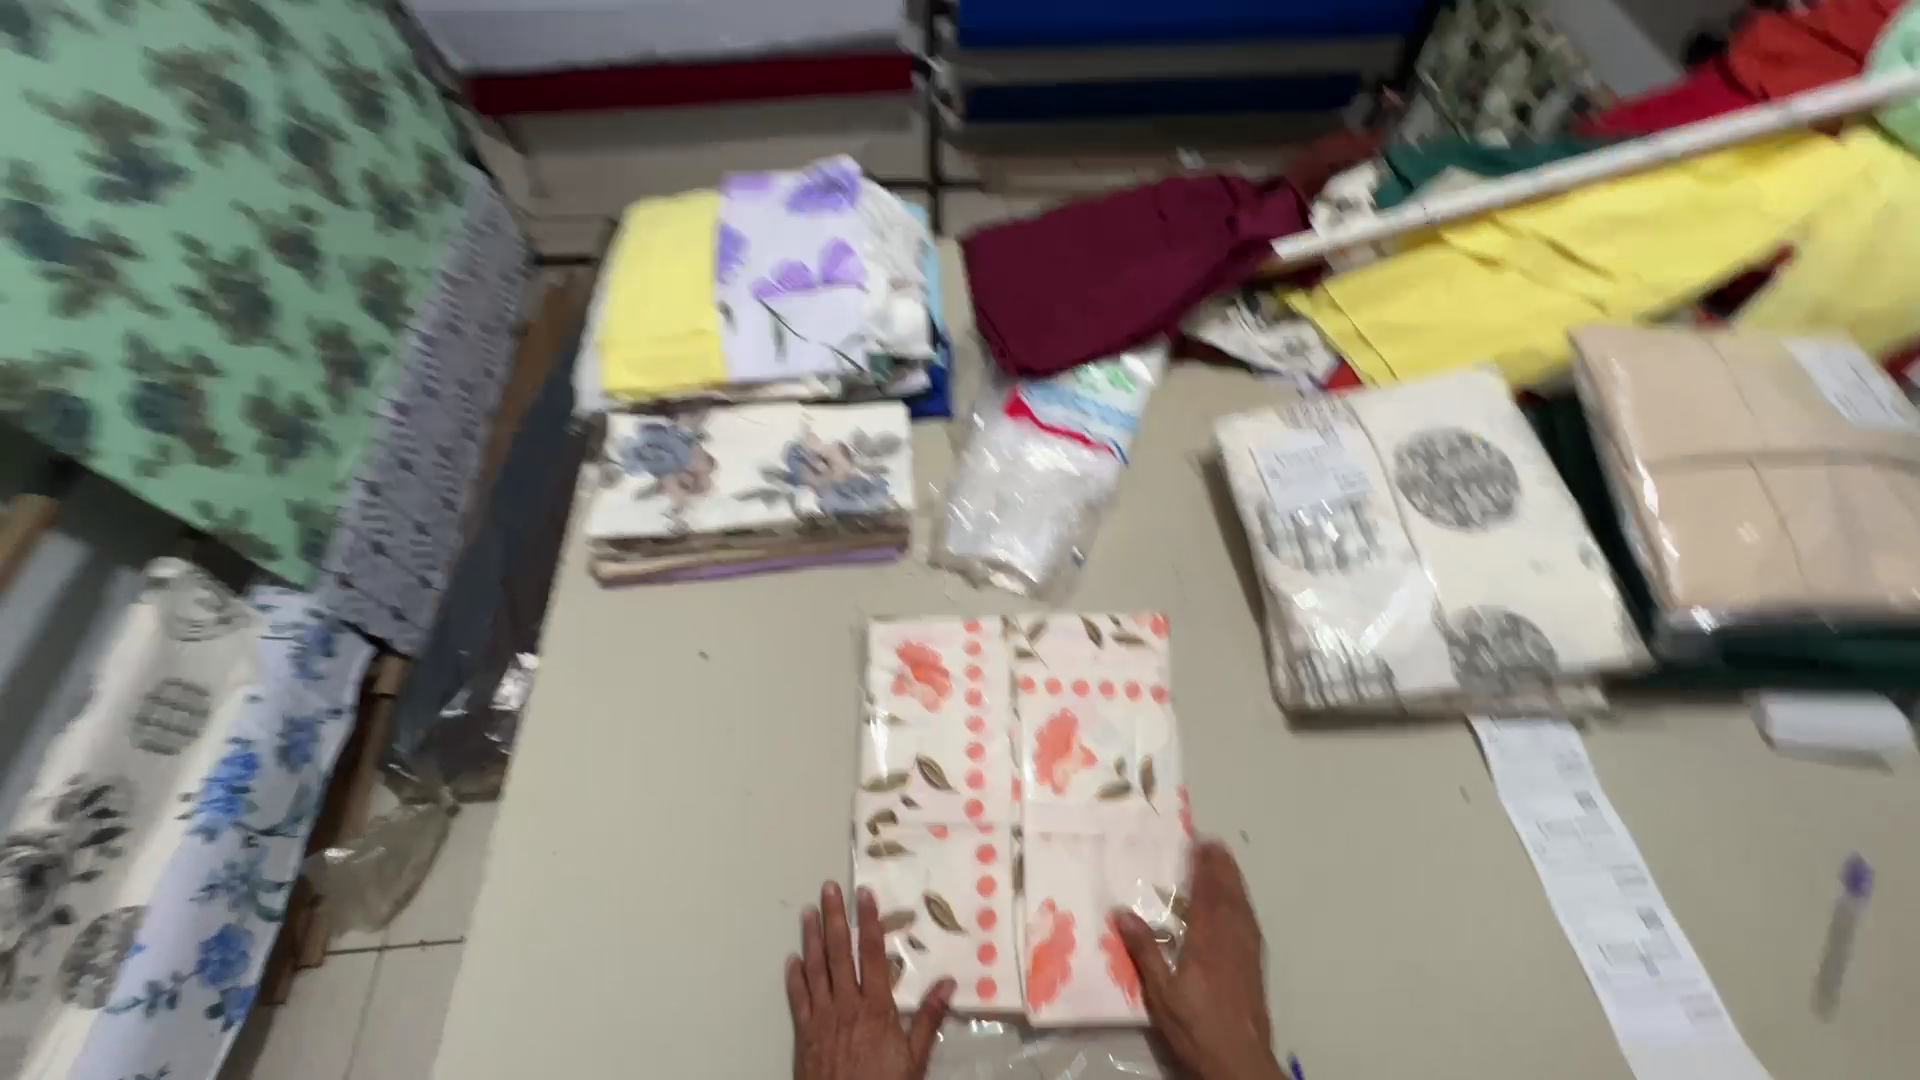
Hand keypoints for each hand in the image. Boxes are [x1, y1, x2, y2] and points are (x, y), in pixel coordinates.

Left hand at [788, 882, 955, 1079]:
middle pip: (839, 952)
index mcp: (875, 1006)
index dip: (869, 922)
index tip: (864, 894)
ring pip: (815, 968)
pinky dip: (794, 977)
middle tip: (828, 888)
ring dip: (811, 938)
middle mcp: (846, 1003)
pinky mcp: (804, 1033)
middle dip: (834, 918)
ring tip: (808, 912)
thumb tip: (948, 982)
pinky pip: (797, 999)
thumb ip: (929, 1019)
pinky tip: (792, 958)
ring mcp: (821, 1017)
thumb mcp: (915, 1059)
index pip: (872, 954)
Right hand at [1113, 840, 1283, 1079]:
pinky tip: (1240, 906)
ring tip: (1225, 864)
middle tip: (1213, 844)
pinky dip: (1243, 904)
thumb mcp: (1161, 993)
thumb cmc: (1196, 1027)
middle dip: (1222, 867)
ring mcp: (1248, 953)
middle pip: (1229, 894)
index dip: (1204, 867)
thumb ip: (1145, 951)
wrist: (1240, 1064)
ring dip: (1234, 882)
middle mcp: (1231, 940)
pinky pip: (1250, 923)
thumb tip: (1121, 912)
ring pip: (1243, 907)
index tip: (1199, 843)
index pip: (1206, 894)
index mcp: (1207, 941)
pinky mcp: (1255, 968)